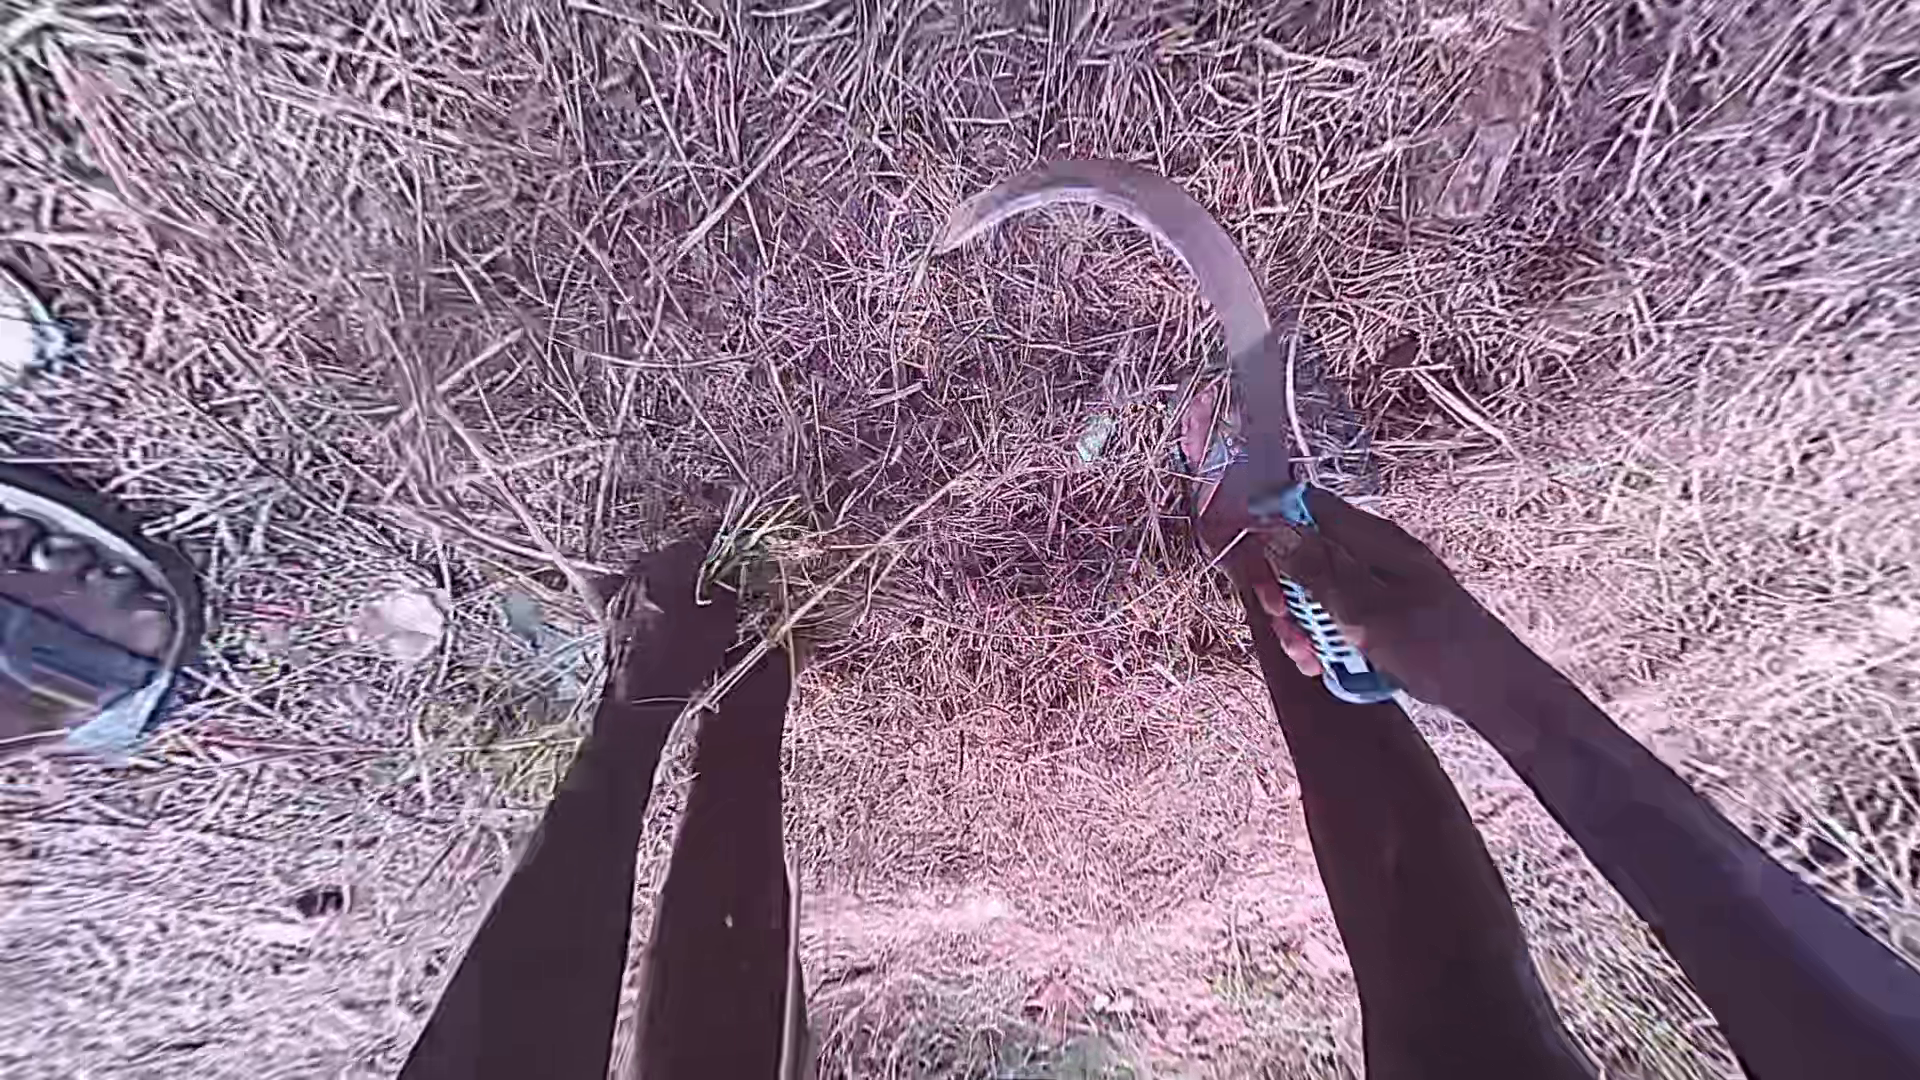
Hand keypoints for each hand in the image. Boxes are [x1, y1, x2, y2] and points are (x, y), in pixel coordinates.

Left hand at [605, 537, 737, 702]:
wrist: (637, 701)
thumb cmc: (681, 661)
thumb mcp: (719, 627)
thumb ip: (725, 597)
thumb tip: (727, 584)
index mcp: (666, 574)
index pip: (692, 543)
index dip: (712, 539)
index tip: (726, 538)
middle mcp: (640, 579)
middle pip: (669, 555)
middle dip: (692, 556)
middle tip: (713, 564)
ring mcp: (622, 597)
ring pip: (652, 573)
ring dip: (673, 575)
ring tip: (693, 586)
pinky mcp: (614, 617)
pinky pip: (641, 593)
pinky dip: (657, 593)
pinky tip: (670, 606)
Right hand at [1249, 487, 1520, 707]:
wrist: (1490, 694)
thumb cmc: (1432, 647)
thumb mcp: (1362, 608)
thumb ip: (1315, 567)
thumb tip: (1272, 529)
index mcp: (1371, 539)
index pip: (1307, 504)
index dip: (1269, 518)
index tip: (1243, 550)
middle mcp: (1369, 552)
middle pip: (1300, 550)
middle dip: (1280, 586)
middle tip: (1280, 618)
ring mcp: (1372, 580)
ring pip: (1309, 585)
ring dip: (1296, 618)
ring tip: (1304, 653)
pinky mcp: (1374, 607)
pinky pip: (1329, 609)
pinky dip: (1317, 632)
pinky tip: (1318, 660)